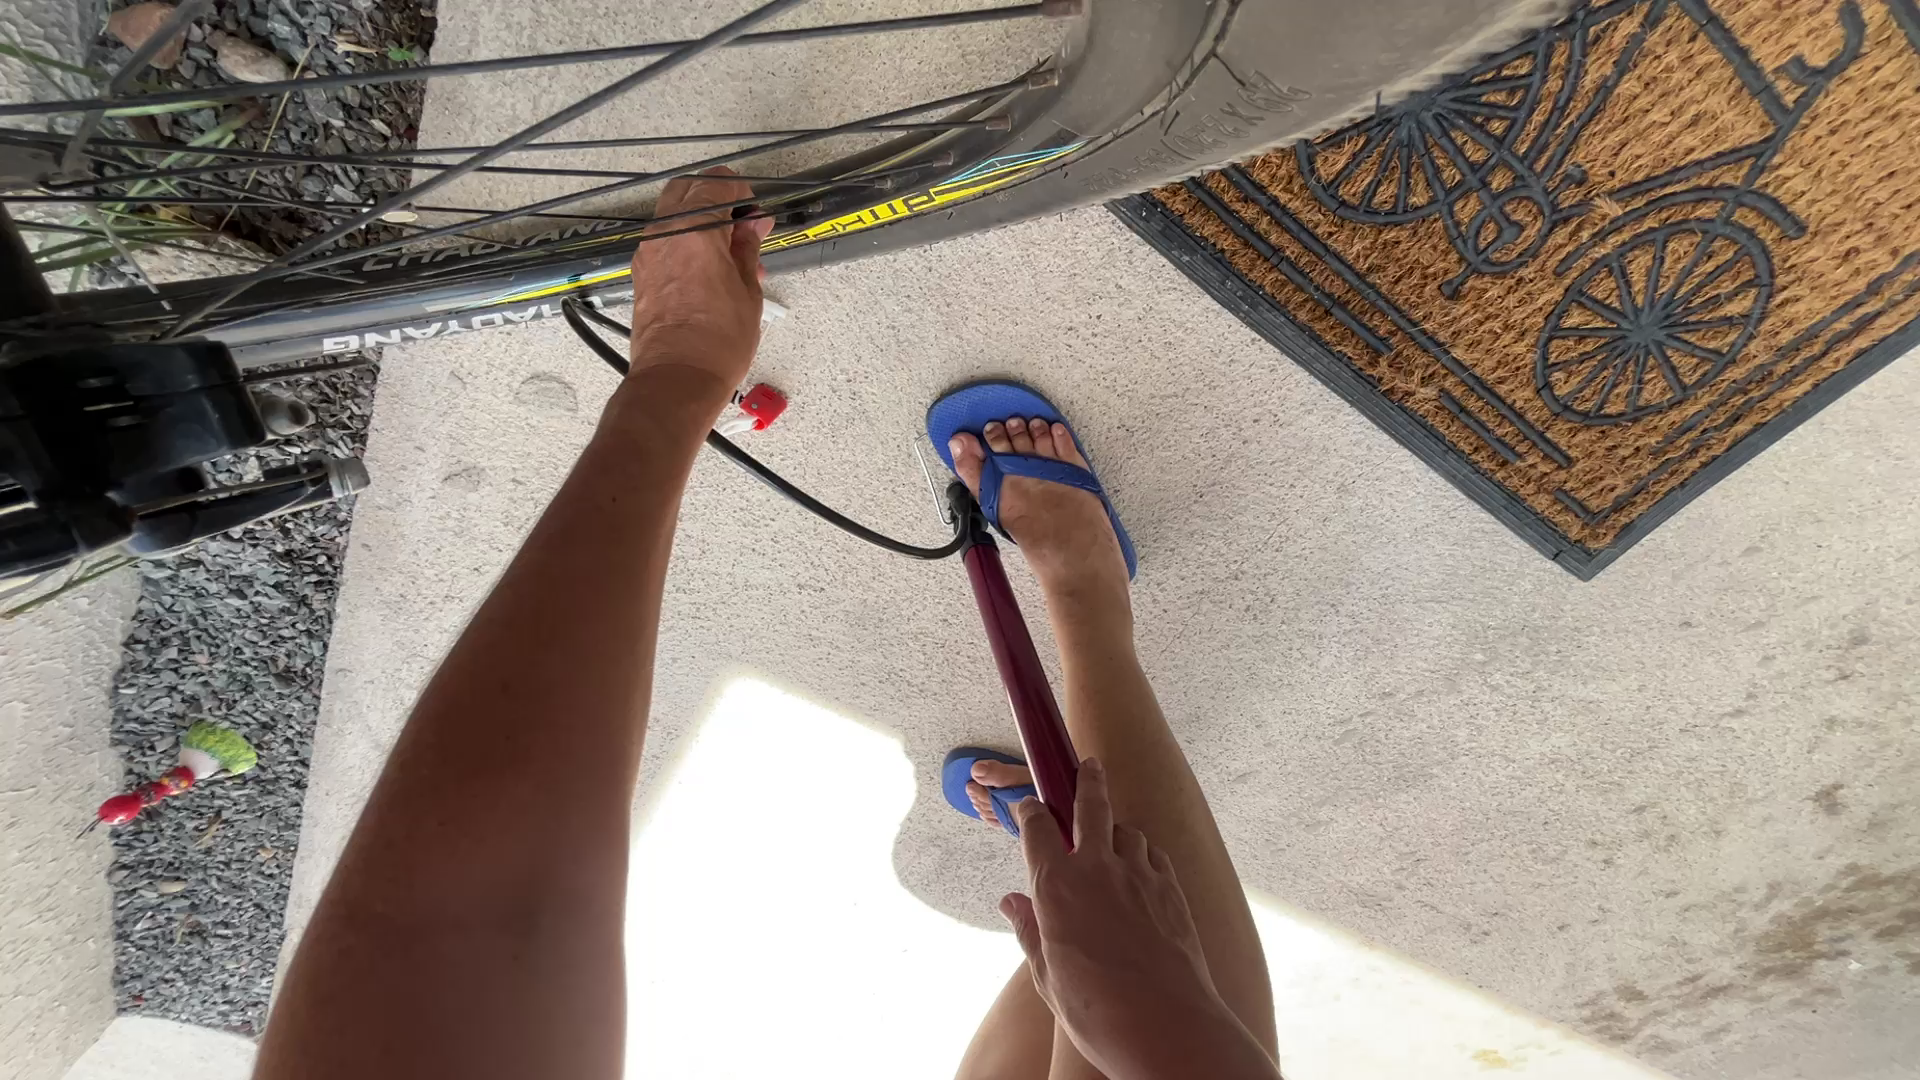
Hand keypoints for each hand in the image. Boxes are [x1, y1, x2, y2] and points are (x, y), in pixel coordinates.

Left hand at [627, 167, 774, 393]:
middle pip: (689, 189)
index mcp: (696, 229)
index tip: (758, 215)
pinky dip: (688, 241)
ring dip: (703, 221)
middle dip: (719, 198)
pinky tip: (710, 270)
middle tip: (744, 226)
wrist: (678, 378)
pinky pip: (666, 240)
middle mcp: (666, 232)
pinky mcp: (643, 272)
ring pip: (674, 213)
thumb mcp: (748, 292)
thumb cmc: (717, 343)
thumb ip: (747, 249)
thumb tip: (752, 226)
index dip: (744, 194)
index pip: (719, 184)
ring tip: (731, 255)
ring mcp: (649, 251)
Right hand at [1002, 760, 1278, 1079]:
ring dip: (1116, 829)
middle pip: (1090, 804)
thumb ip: (1029, 931)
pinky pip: (1152, 854)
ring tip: (1114, 838)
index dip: (1029, 810)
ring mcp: (1136, 873)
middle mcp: (1095, 868)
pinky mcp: (1168, 887)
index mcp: (1056, 887)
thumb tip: (1010, 902)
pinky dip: (1143, 854)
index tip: (1028, 806)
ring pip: (1126, 829)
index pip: (1036, 827)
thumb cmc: (1100, 1012)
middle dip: (1087, 780)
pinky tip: (1141, 868)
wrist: (1168, 1028)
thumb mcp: (1048, 978)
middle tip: (1089, 766)